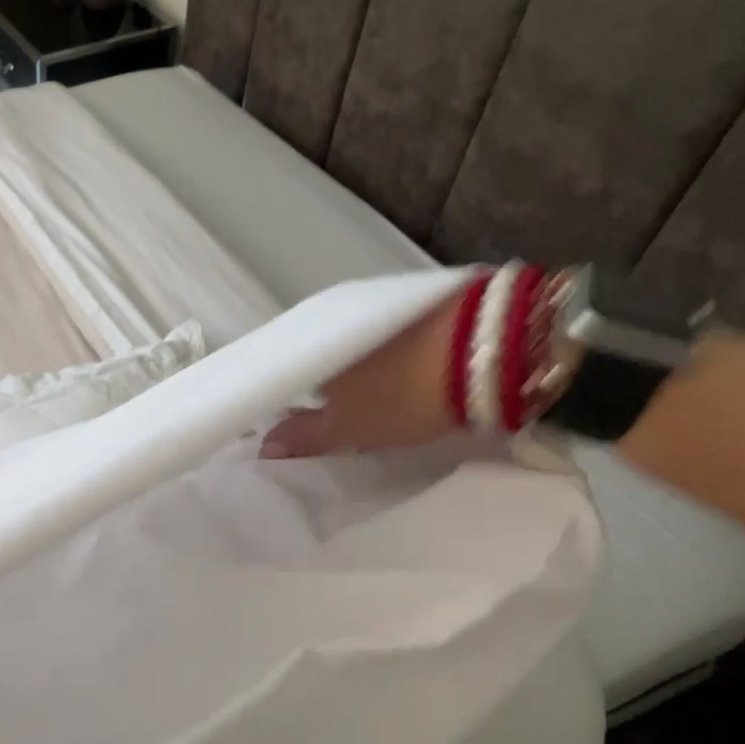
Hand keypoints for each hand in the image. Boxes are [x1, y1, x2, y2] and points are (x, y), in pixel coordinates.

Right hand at [259, 295, 461, 458]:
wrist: (481, 347)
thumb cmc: (402, 396)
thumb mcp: (351, 429)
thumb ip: (305, 437)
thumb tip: (263, 446)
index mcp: (306, 347)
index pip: (286, 372)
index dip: (293, 397)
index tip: (306, 419)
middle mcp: (330, 316)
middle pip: (320, 353)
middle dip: (328, 377)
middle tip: (345, 408)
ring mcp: (373, 301)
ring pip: (352, 338)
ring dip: (359, 360)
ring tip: (376, 387)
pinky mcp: (413, 297)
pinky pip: (386, 327)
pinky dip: (388, 345)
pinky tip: (404, 362)